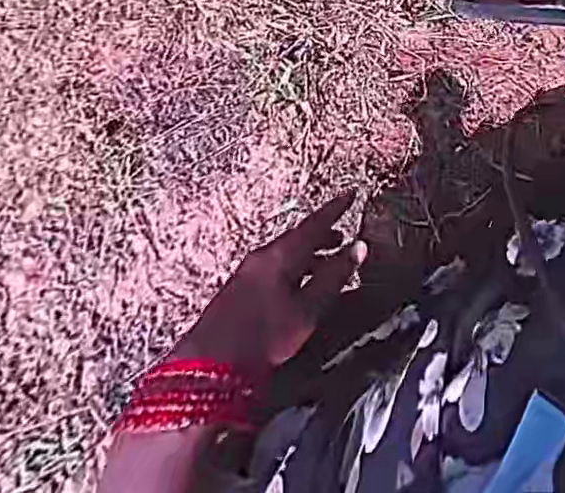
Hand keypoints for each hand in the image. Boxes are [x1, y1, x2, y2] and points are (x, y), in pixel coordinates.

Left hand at [167, 192, 366, 371]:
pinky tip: (299, 284)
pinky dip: (292, 266)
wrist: (206, 369)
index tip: (351, 195)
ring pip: (285, 253)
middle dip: (323, 234)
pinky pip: (273, 266)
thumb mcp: (308, 309)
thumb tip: (358, 248)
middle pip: (298, 237)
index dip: (335, 209)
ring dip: (308, 253)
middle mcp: (263, 256)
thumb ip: (334, 276)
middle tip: (342, 236)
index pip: (315, 223)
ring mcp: (247, 272)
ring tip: (326, 263)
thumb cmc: (262, 337)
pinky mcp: (238, 289)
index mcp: (281, 254)